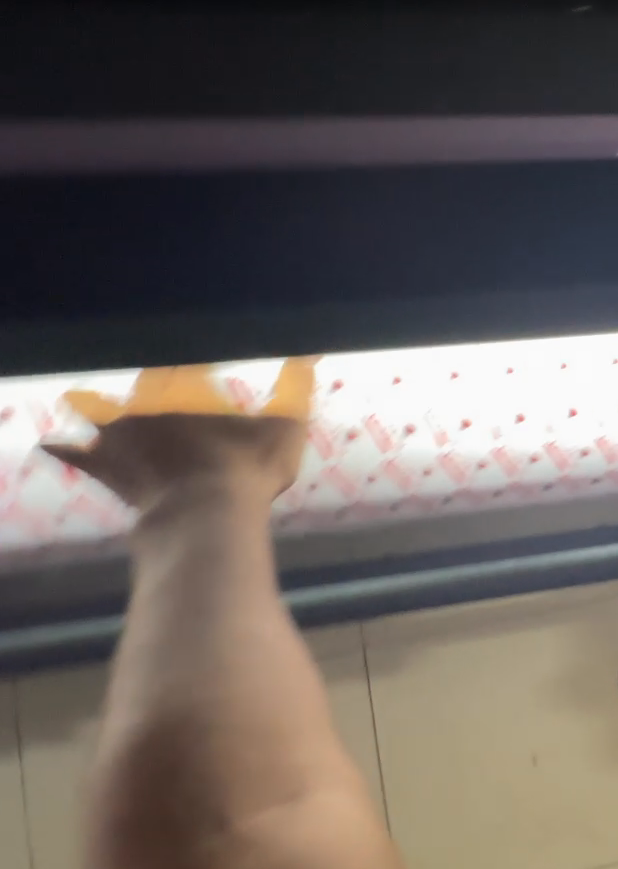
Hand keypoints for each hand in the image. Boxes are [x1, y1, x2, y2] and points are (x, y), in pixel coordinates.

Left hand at [41, 360, 314, 515]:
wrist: (204, 512)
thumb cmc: (250, 465)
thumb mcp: (288, 426)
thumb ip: (295, 390)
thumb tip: (308, 356)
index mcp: (185, 390)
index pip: (185, 365)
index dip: (196, 366)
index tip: (206, 369)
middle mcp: (142, 403)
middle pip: (143, 385)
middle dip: (156, 386)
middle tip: (168, 389)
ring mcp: (117, 435)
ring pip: (102, 409)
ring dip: (106, 408)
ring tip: (112, 406)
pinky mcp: (103, 465)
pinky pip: (73, 452)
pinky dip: (68, 449)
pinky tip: (59, 445)